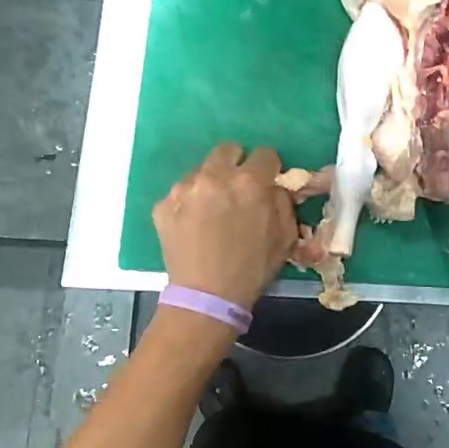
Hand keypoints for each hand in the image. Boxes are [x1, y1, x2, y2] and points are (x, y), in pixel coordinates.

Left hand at [153, 142, 297, 309]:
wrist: (206, 297)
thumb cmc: (253, 268)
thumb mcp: (286, 236)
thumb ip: (283, 202)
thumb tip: (275, 186)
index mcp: (250, 182)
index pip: (265, 153)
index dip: (269, 168)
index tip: (267, 182)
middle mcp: (214, 176)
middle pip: (229, 150)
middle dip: (238, 164)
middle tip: (239, 189)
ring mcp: (184, 189)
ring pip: (202, 170)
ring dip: (212, 182)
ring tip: (213, 210)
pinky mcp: (163, 204)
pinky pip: (181, 192)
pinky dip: (190, 202)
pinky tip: (194, 225)